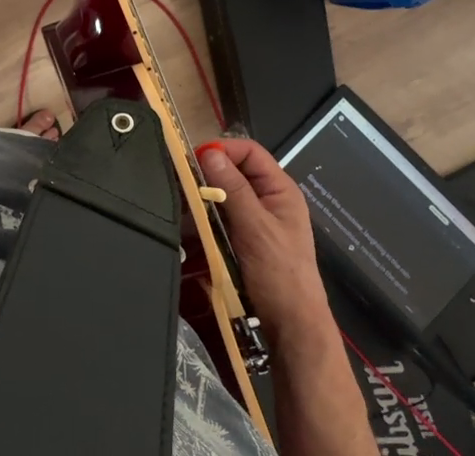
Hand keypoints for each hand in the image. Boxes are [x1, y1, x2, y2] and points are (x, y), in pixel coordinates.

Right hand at [198, 139, 334, 342]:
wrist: (292, 325)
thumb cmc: (279, 275)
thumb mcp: (255, 228)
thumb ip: (233, 189)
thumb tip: (209, 153)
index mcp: (281, 191)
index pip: (250, 152)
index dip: (223, 150)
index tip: (194, 161)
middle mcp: (269, 199)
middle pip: (235, 170)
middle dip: (209, 173)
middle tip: (183, 182)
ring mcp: (256, 219)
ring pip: (224, 193)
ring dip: (205, 196)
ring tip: (183, 202)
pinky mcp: (244, 237)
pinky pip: (221, 215)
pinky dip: (206, 215)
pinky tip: (191, 222)